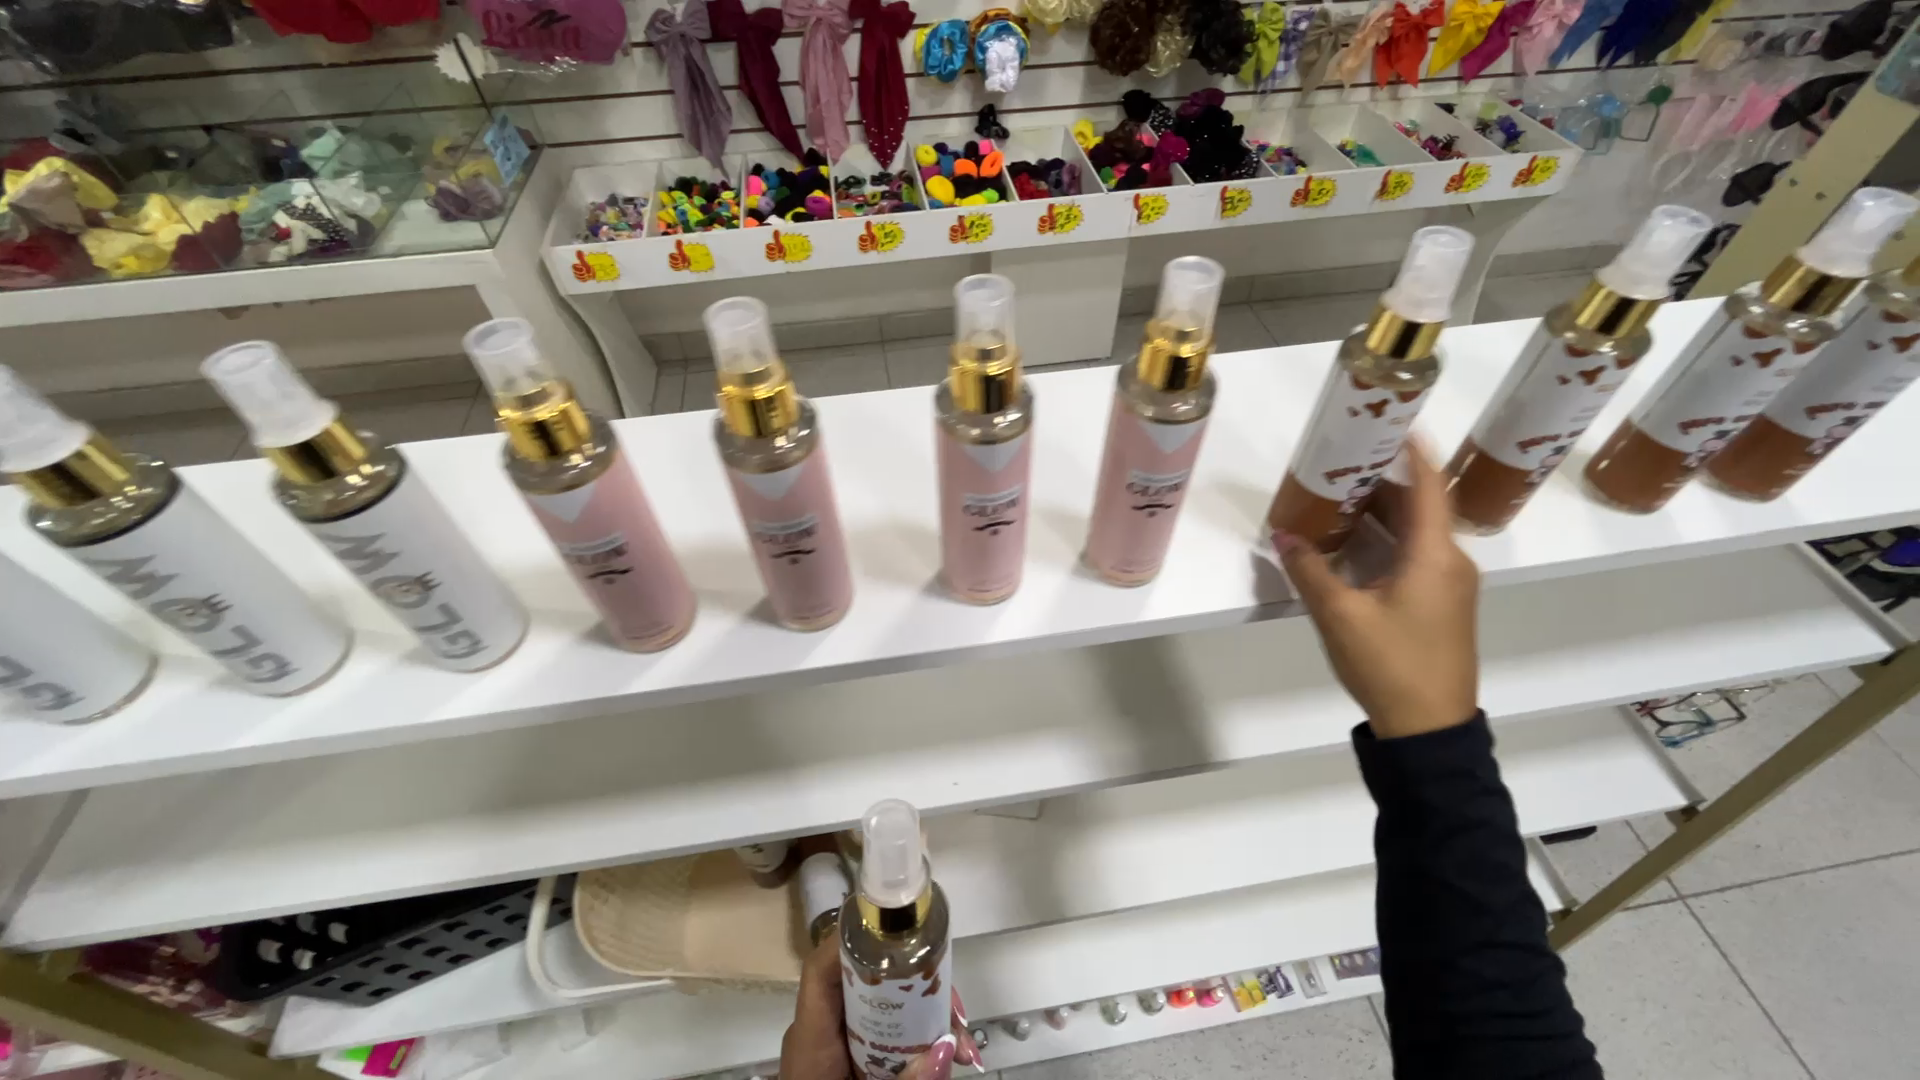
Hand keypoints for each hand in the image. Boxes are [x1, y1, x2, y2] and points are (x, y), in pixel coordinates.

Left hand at [780, 928, 980, 1079]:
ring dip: (926, 1016)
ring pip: (883, 1009)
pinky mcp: (853, 1062)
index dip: (855, 936)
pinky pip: (886, 1037)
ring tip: (962, 1040)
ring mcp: (838, 1047)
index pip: (822, 966)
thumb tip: (946, 1049)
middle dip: (917, 985)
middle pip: (865, 982)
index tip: (899, 926)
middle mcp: (820, 1033)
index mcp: (809, 1039)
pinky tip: (948, 1056)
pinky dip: (918, 1041)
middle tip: (956, 1006)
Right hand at [1274, 439, 1479, 739]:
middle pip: (1421, 508)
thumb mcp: (1340, 616)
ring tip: (1339, 499)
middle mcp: (1450, 562)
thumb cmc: (1390, 664)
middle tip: (1341, 464)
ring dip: (1382, 515)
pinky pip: (1416, 557)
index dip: (1415, 452)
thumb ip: (1310, 570)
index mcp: (1434, 556)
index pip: (1429, 487)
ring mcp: (1449, 586)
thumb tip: (1284, 535)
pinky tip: (1353, 545)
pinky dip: (1387, 541)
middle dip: (1382, 483)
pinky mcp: (1441, 605)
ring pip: (1417, 534)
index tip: (1395, 422)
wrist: (1430, 728)